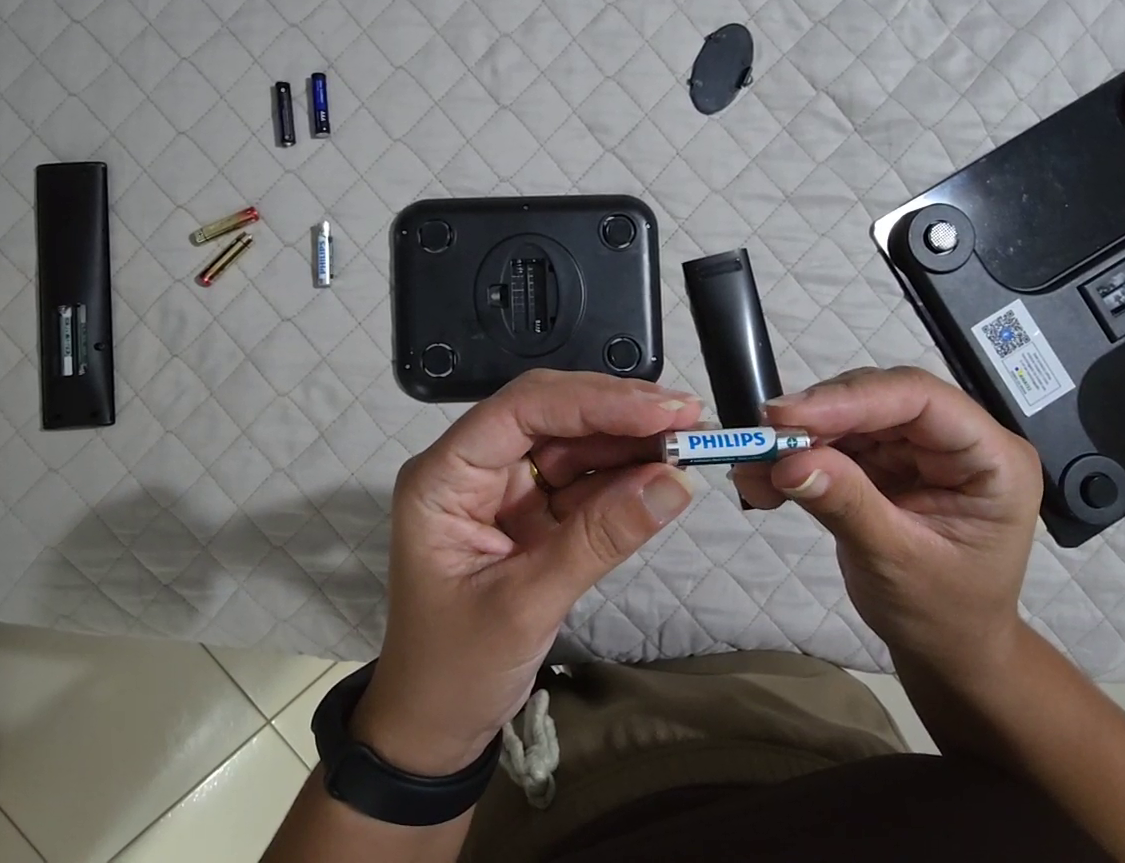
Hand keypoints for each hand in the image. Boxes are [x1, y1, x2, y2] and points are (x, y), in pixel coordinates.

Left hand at [354, 370, 703, 775]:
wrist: (434, 724)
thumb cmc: (455, 669)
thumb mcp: (525, 606)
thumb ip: (598, 539)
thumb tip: (674, 483)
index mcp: (443, 477)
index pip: (519, 412)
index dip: (593, 401)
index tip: (662, 410)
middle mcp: (471, 469)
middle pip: (549, 416)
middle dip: (617, 413)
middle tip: (689, 417)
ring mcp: (502, 491)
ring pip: (571, 444)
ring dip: (629, 442)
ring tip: (690, 442)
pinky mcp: (530, 515)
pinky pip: (581, 483)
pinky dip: (623, 478)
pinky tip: (662, 473)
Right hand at [731, 366, 1042, 680]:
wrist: (944, 647)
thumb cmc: (942, 612)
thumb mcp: (896, 563)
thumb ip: (848, 506)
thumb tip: (788, 462)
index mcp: (991, 459)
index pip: (921, 400)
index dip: (852, 399)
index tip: (784, 417)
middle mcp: (956, 439)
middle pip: (878, 399)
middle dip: (815, 418)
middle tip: (759, 441)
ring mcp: (916, 448)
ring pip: (846, 415)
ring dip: (794, 438)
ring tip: (750, 467)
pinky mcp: (882, 460)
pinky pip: (831, 442)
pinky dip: (793, 458)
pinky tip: (760, 480)